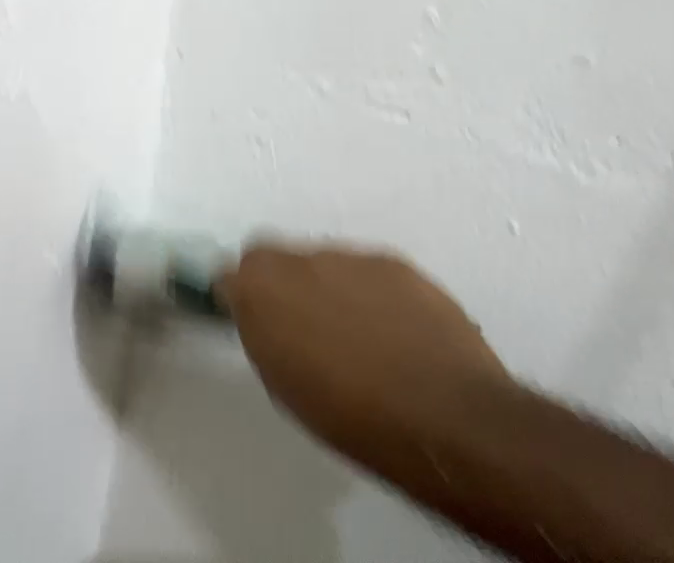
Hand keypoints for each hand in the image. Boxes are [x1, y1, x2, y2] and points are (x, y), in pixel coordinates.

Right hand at [219, 243, 511, 453]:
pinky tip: (397, 331)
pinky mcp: (397, 262)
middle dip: (280, 283)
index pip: (227, 275)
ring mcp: (349, 257)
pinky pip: (369, 271)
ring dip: (329, 287)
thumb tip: (269, 323)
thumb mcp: (282, 384)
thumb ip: (265, 337)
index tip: (254, 322)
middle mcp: (296, 261)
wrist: (446, 417)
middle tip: (304, 324)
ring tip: (362, 333)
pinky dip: (373, 293)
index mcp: (256, 291)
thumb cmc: (349, 416)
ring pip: (323, 262)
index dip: (240, 298)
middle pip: (272, 258)